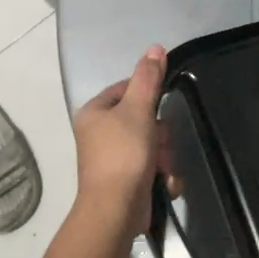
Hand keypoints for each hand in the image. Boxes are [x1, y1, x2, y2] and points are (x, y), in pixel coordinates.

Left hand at [72, 45, 166, 234]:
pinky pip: (151, 168)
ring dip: (165, 157)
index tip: (160, 108)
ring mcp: (111, 159)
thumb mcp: (138, 109)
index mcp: (94, 112)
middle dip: (160, 135)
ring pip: (151, 145)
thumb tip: (155, 47)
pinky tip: (164, 183)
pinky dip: (162, 175)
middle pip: (143, 119)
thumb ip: (148, 78)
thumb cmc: (124, 154)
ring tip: (163, 169)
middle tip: (161, 145)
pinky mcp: (125, 182)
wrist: (116, 210)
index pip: (126, 89)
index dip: (148, 95)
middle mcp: (98, 134)